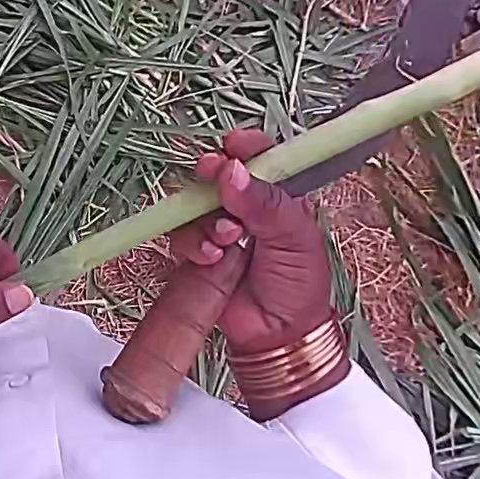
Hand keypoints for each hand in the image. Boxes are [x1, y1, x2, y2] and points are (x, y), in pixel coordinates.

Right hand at [167, 129, 333, 354]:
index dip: (246, 148)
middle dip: (213, 178)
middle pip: (217, 178)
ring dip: (206, 219)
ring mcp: (217, 232)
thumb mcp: (295, 237)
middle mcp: (243, 210)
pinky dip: (193, 244)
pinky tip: (212, 258)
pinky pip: (181, 237)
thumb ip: (265, 203)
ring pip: (194, 207)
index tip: (234, 145)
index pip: (259, 160)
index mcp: (276, 198)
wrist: (278, 334)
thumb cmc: (298, 285)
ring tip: (228, 239)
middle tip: (213, 177)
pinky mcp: (196, 255)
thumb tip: (233, 172)